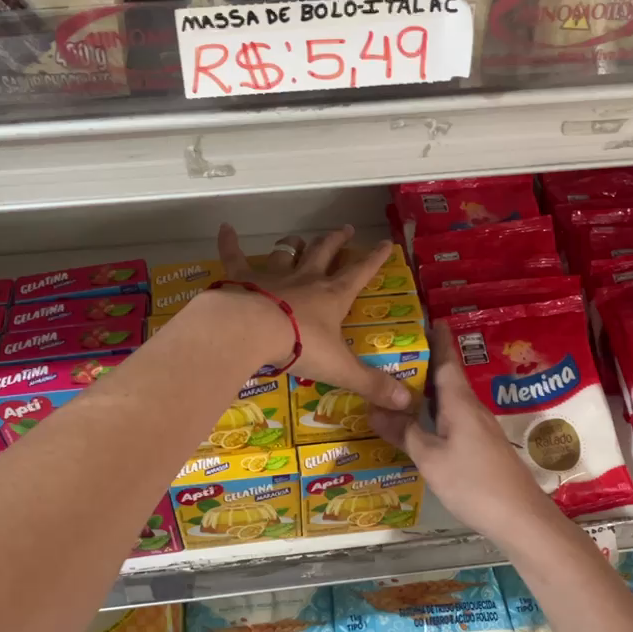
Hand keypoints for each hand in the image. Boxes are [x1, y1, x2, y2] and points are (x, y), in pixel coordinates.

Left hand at [216, 224, 412, 410]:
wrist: (253, 331)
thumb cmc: (301, 346)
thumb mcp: (341, 368)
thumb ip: (371, 384)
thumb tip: (406, 402)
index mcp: (332, 296)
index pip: (361, 272)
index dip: (375, 259)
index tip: (386, 244)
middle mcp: (306, 279)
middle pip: (324, 252)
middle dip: (337, 240)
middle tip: (346, 229)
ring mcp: (273, 276)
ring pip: (285, 252)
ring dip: (292, 244)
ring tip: (298, 239)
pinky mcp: (242, 279)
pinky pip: (235, 256)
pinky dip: (230, 242)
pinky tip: (226, 230)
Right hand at [369, 323, 566, 536]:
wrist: (519, 517)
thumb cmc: (472, 483)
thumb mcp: (430, 458)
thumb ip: (403, 432)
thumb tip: (374, 408)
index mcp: (460, 403)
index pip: (447, 362)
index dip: (437, 341)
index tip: (427, 319)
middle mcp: (472, 409)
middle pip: (447, 379)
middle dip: (425, 364)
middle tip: (395, 352)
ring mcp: (480, 429)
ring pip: (450, 401)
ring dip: (428, 390)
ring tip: (399, 383)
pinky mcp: (482, 447)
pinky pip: (453, 419)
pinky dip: (435, 412)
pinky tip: (420, 421)